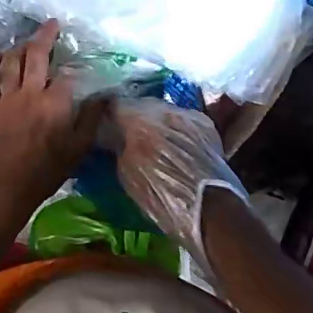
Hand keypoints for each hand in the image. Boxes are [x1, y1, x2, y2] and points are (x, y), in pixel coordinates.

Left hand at [0, 21, 106, 220]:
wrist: (11, 185)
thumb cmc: (49, 169)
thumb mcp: (79, 147)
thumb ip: (92, 118)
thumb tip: (106, 96)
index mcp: (54, 104)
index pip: (67, 74)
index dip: (75, 65)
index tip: (80, 61)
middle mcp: (30, 94)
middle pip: (36, 56)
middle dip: (45, 36)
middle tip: (52, 24)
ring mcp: (7, 99)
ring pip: (11, 62)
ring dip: (20, 47)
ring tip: (29, 41)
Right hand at [110, 98, 248, 262]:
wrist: (211, 208)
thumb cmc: (163, 197)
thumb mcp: (127, 175)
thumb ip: (118, 148)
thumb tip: (113, 137)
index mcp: (138, 122)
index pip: (114, 105)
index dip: (106, 114)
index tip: (102, 125)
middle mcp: (163, 110)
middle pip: (140, 105)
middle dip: (131, 117)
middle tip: (124, 133)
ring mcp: (187, 114)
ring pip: (162, 110)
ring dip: (154, 121)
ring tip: (151, 139)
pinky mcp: (205, 124)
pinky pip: (182, 118)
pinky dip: (174, 127)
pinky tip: (174, 143)